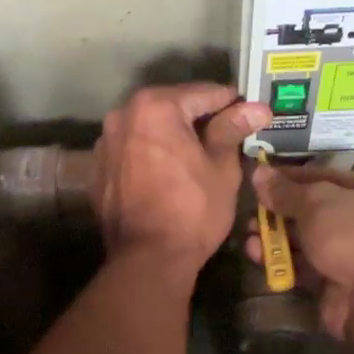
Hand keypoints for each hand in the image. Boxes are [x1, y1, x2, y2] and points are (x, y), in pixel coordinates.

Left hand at [92, 84, 271, 268]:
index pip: (202, 93)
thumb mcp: (221, 168)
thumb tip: (255, 108)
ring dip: (172, 134)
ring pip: (148, 129)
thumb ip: (232, 130)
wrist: (148, 260)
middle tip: (228, 131)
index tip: (250, 110)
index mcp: (155, 107)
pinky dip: (150, 154)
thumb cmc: (193, 210)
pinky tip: (169, 173)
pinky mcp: (98, 169)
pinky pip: (132, 151)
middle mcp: (122, 115)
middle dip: (198, 116)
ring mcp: (105, 143)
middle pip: (171, 106)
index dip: (230, 101)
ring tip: (199, 153)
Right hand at [249, 165, 353, 338]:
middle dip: (283, 211)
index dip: (297, 177)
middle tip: (253, 209)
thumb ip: (286, 191)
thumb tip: (258, 172)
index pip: (333, 178)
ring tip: (248, 233)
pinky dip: (284, 261)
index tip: (265, 176)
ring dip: (278, 237)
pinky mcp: (341, 287)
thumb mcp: (318, 203)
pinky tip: (256, 254)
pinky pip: (308, 268)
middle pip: (320, 211)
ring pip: (311, 242)